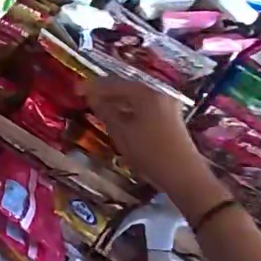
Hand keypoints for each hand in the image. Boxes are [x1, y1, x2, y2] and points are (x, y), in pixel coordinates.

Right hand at [80, 76, 226, 214]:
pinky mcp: (171, 118)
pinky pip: (145, 106)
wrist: (184, 176)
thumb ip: (106, 112)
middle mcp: (159, 95)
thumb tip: (93, 98)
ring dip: (117, 101)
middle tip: (86, 98)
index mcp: (146, 95)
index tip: (76, 90)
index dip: (94, 86)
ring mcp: (167, 106)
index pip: (114, 84)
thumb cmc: (149, 153)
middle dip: (106, 92)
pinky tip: (119, 117)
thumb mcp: (121, 132)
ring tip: (99, 107)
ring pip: (136, 98)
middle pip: (127, 88)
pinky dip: (129, 109)